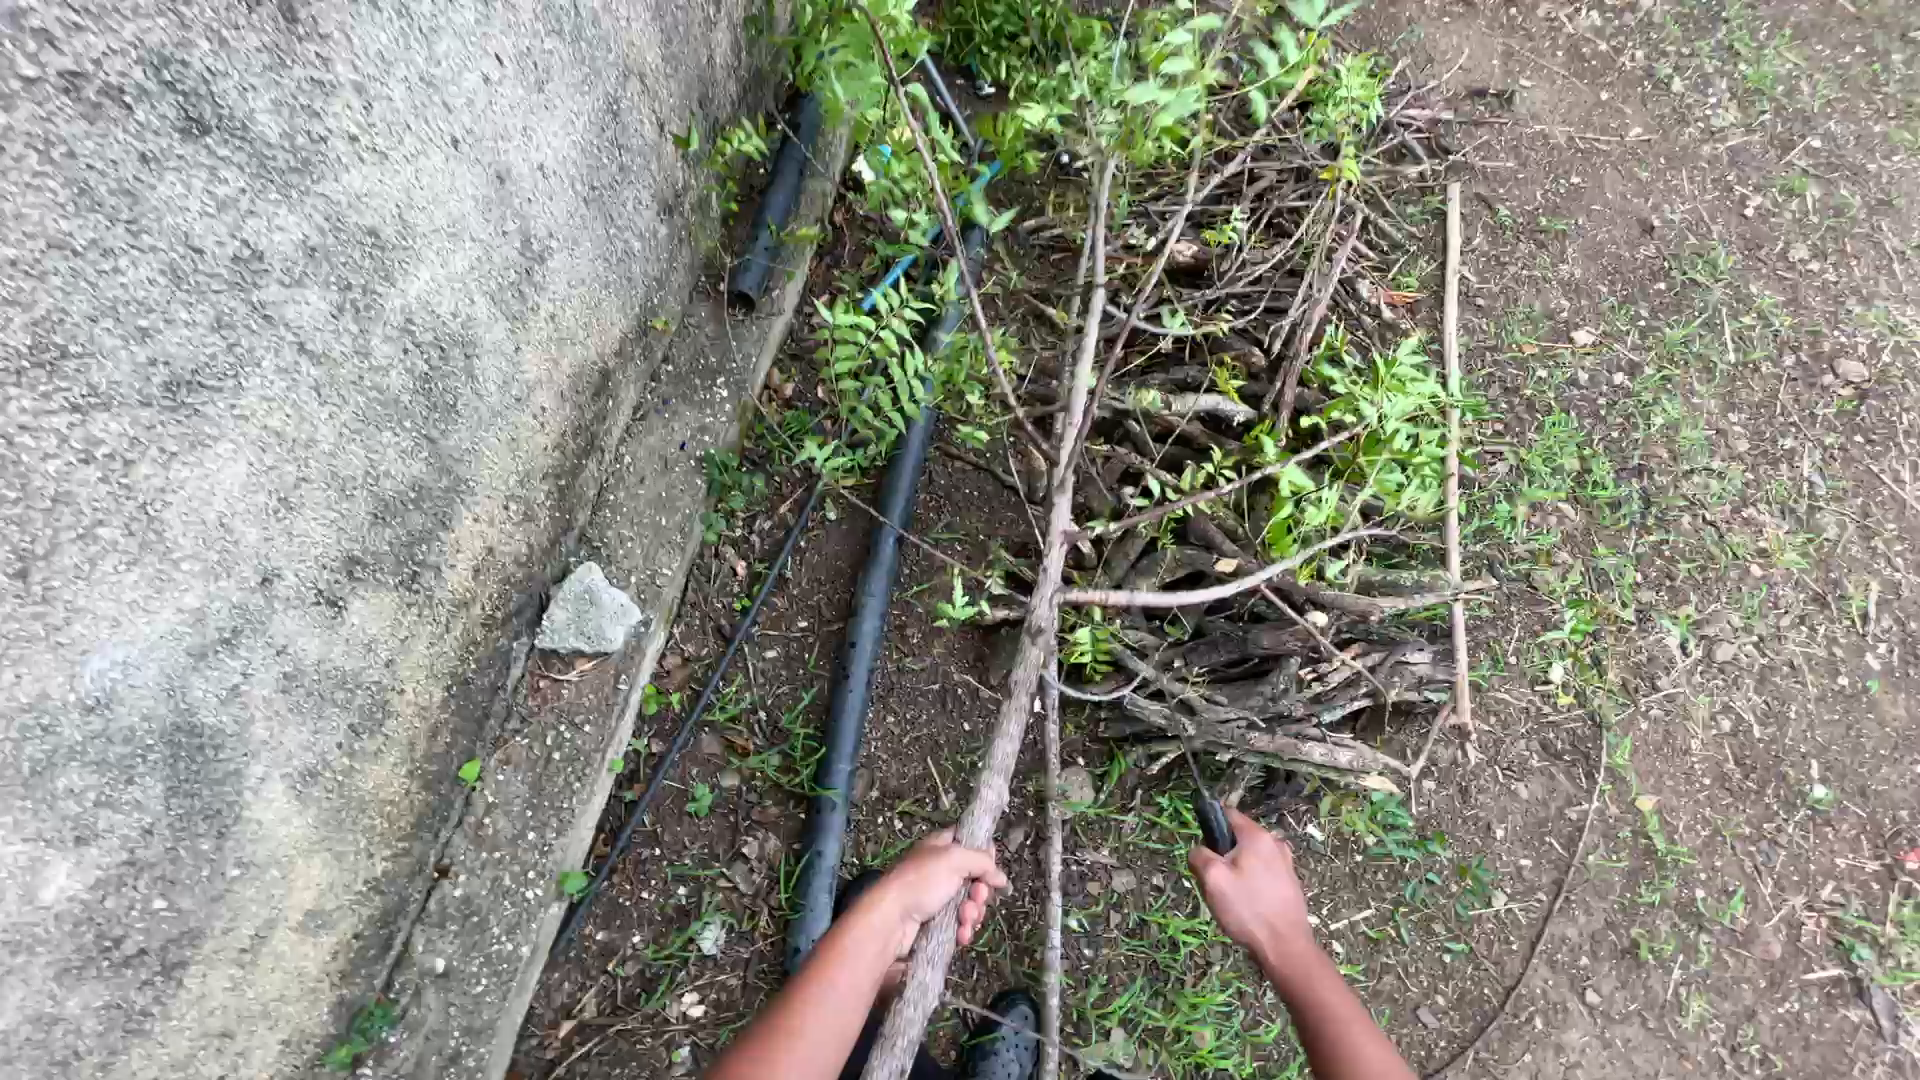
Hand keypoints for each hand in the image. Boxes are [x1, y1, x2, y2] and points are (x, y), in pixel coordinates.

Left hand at [862, 829, 1009, 958]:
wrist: (892, 920)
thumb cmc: (921, 881)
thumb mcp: (954, 859)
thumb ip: (982, 862)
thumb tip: (1001, 877)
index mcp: (940, 847)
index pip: (969, 842)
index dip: (983, 855)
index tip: (990, 867)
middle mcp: (940, 870)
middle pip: (974, 878)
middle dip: (980, 892)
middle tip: (977, 898)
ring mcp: (938, 897)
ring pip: (969, 904)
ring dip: (973, 913)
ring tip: (964, 919)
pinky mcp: (936, 923)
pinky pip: (960, 924)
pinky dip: (964, 929)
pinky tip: (961, 935)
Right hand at [1189, 807, 1315, 965]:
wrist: (1286, 948)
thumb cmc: (1247, 908)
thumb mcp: (1212, 878)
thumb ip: (1199, 855)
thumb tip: (1200, 851)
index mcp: (1257, 836)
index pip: (1227, 814)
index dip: (1209, 827)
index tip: (1204, 853)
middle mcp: (1275, 843)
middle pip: (1237, 838)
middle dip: (1222, 855)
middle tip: (1215, 881)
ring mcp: (1285, 864)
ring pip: (1248, 857)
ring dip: (1236, 871)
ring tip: (1231, 897)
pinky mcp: (1290, 884)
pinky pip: (1261, 873)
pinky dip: (1251, 883)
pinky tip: (1248, 906)